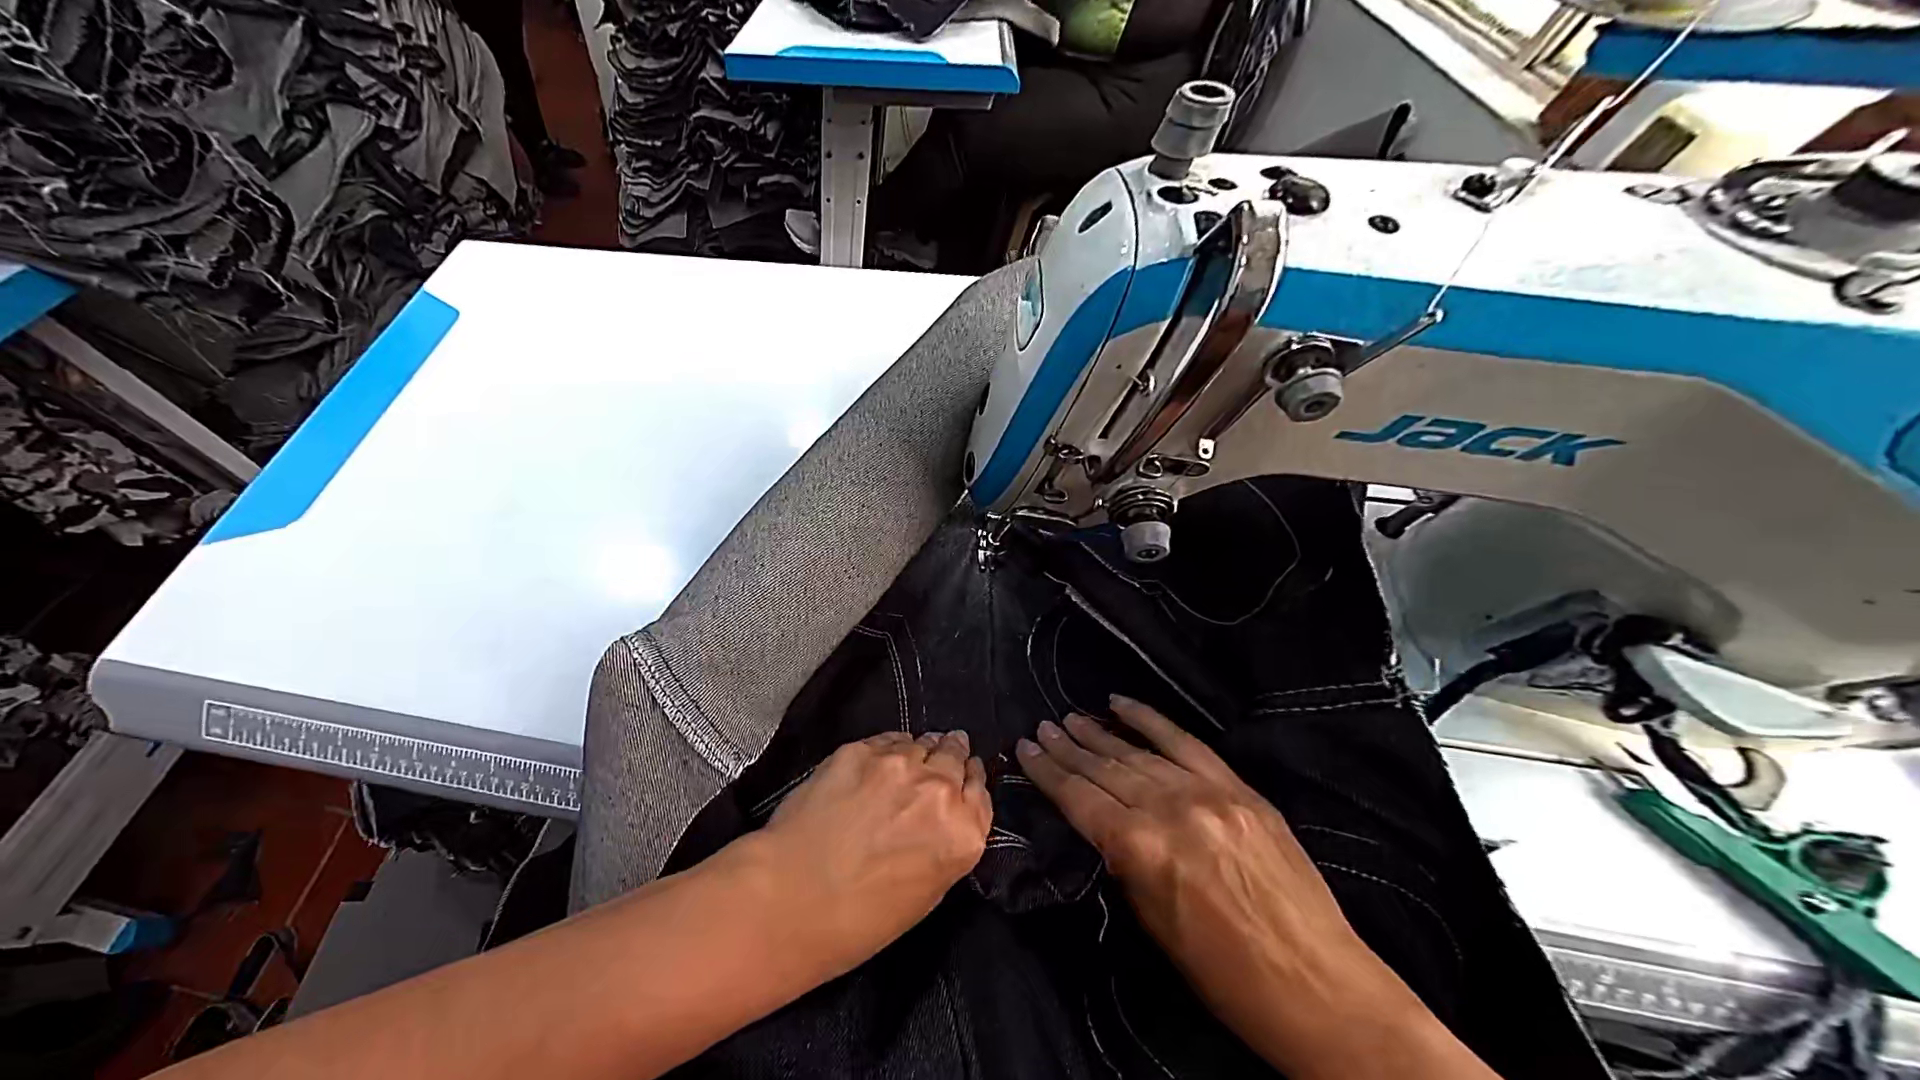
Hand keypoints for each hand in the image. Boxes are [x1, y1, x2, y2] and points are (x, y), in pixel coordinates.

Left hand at [756, 731, 990, 974]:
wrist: (790, 900)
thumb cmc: (858, 919)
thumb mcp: (927, 892)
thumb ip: (945, 845)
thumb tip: (941, 818)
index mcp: (963, 834)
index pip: (980, 791)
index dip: (971, 780)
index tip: (966, 775)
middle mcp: (939, 791)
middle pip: (955, 757)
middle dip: (951, 756)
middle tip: (947, 751)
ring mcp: (899, 765)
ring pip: (922, 742)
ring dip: (921, 749)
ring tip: (912, 755)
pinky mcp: (861, 750)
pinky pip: (886, 739)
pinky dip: (888, 747)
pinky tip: (879, 759)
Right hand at [1017, 696, 1491, 1079]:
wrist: (1318, 986)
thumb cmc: (1225, 975)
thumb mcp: (1154, 924)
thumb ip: (1125, 864)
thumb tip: (1103, 828)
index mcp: (1140, 849)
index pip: (1079, 798)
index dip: (1047, 773)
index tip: (1024, 750)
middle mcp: (1169, 809)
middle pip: (1104, 768)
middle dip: (1066, 747)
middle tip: (1040, 728)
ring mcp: (1208, 792)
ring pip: (1139, 752)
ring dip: (1099, 733)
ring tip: (1070, 717)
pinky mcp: (1239, 787)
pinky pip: (1186, 742)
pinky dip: (1151, 719)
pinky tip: (1122, 703)